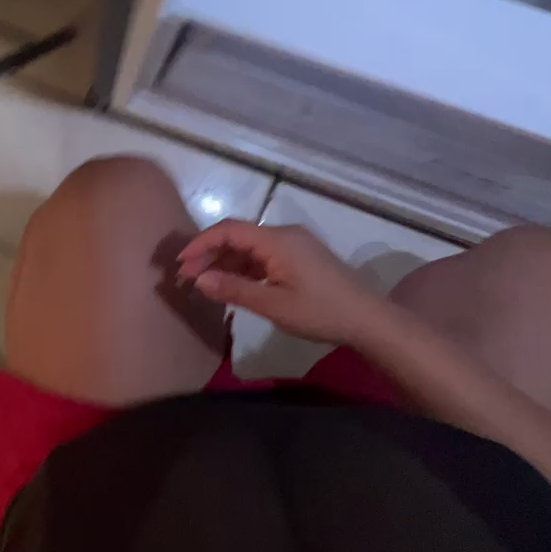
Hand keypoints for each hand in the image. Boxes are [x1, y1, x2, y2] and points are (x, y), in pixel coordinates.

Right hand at [176, 220, 384, 345]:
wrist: (369, 320)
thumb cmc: (321, 313)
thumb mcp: (274, 305)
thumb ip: (234, 289)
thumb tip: (199, 280)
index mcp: (278, 240)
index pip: (229, 230)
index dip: (201, 244)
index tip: (181, 264)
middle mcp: (284, 234)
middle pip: (237, 235)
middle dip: (208, 254)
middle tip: (187, 278)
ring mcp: (293, 244)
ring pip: (248, 246)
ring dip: (224, 262)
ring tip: (204, 284)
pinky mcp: (299, 257)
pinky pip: (261, 255)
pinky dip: (241, 267)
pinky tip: (231, 285)